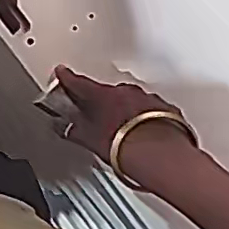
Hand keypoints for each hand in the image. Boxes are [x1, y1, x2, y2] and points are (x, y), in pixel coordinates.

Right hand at [52, 66, 207, 184]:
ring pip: (130, 100)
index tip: (62, 72)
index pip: (79, 83)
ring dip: (124, 111)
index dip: (67, 78)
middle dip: (101, 102)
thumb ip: (74, 130)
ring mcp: (147, 99)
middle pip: (107, 92)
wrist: (159, 156)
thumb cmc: (124, 146)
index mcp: (101, 95)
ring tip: (120, 132)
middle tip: (95, 119)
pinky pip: (151, 109)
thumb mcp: (89, 140)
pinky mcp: (166, 109)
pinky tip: (141, 134)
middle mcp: (125, 92)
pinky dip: (144, 118)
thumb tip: (65, 128)